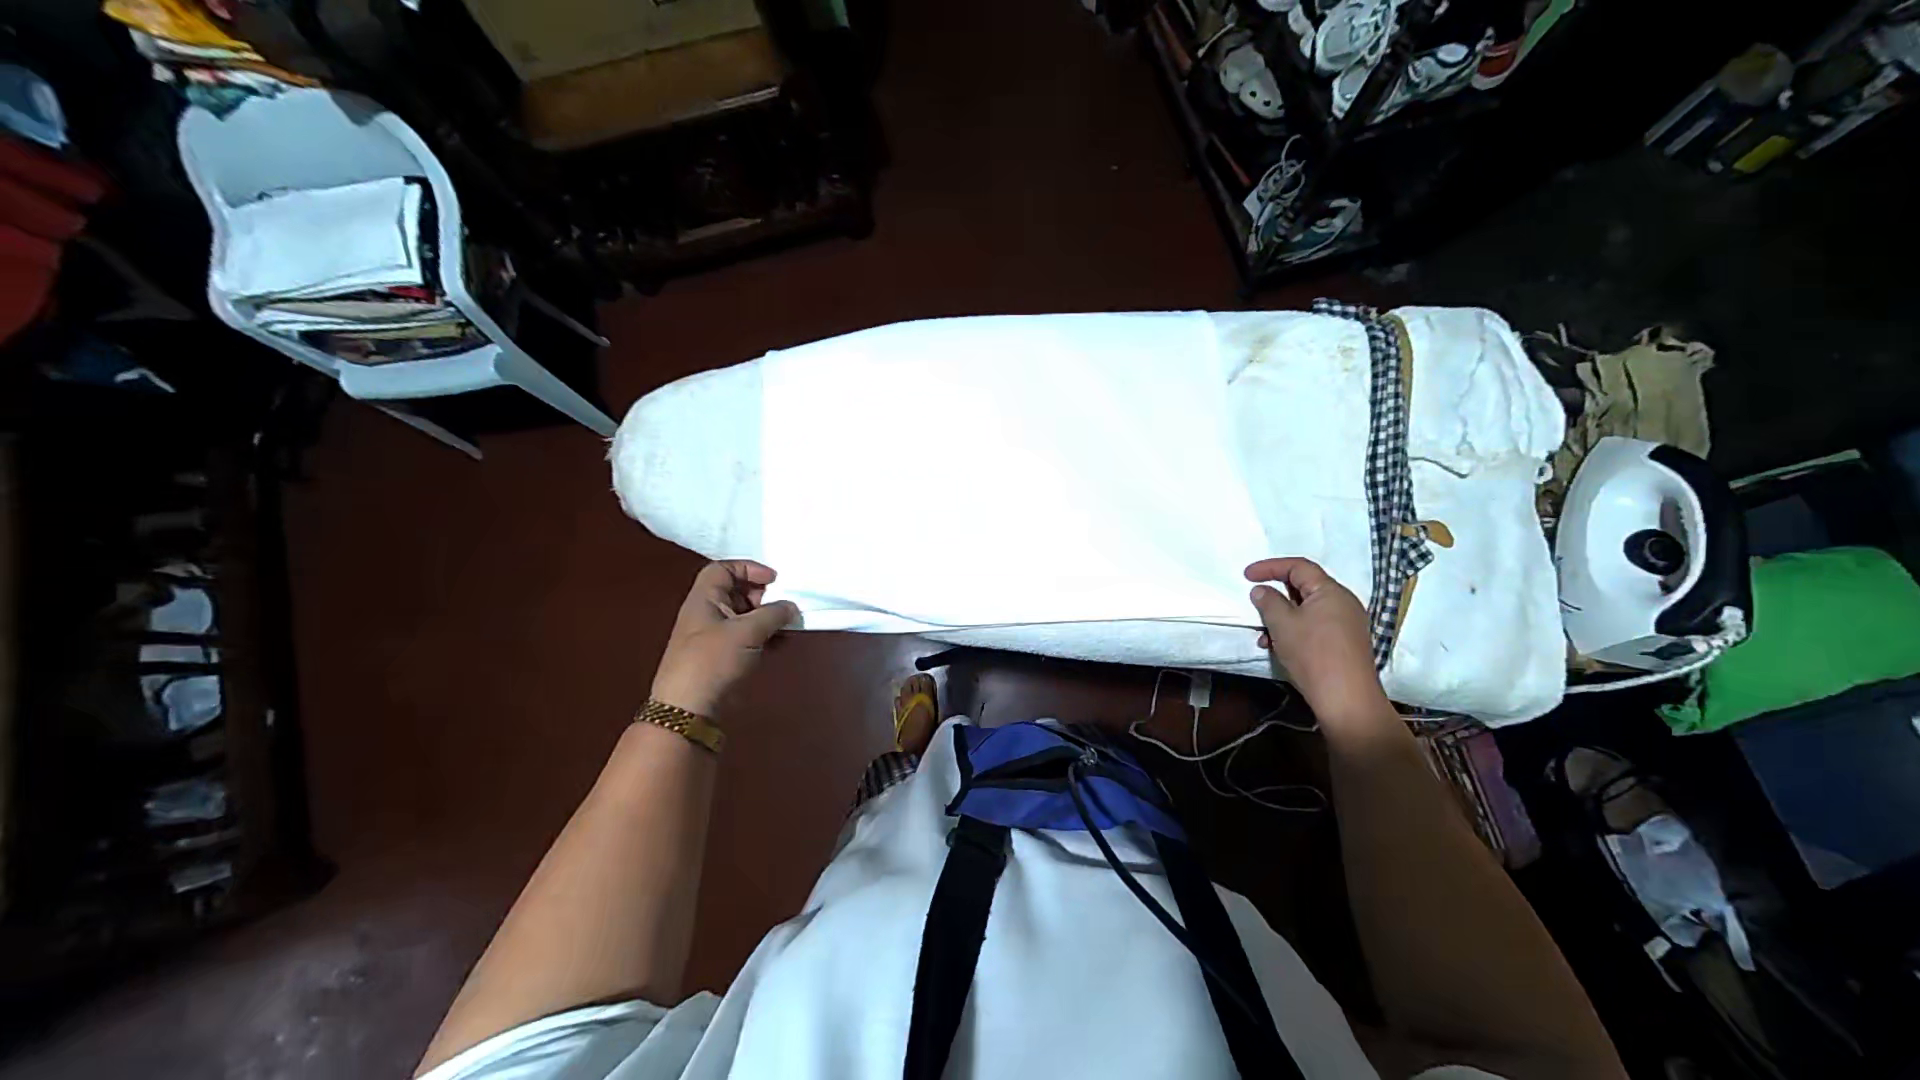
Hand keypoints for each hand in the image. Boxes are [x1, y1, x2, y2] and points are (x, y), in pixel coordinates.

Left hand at [650, 561, 799, 717]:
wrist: (689, 711)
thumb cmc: (712, 662)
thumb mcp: (746, 632)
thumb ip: (773, 614)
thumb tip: (791, 607)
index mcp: (704, 600)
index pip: (723, 569)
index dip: (748, 568)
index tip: (774, 580)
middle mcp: (707, 614)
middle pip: (735, 591)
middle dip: (761, 594)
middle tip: (781, 604)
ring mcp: (715, 638)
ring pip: (744, 616)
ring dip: (766, 617)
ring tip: (786, 624)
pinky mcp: (724, 659)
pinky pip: (747, 638)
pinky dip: (764, 636)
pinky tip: (780, 643)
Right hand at [1245, 557, 1387, 720]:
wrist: (1345, 697)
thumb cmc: (1312, 653)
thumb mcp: (1282, 624)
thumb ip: (1268, 601)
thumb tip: (1261, 590)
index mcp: (1330, 591)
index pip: (1299, 567)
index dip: (1270, 567)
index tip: (1246, 575)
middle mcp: (1343, 602)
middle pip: (1304, 587)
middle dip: (1276, 595)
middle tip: (1256, 603)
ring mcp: (1347, 623)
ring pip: (1307, 609)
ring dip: (1282, 617)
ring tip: (1264, 635)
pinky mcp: (1345, 642)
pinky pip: (1315, 625)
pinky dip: (1294, 630)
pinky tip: (1279, 647)